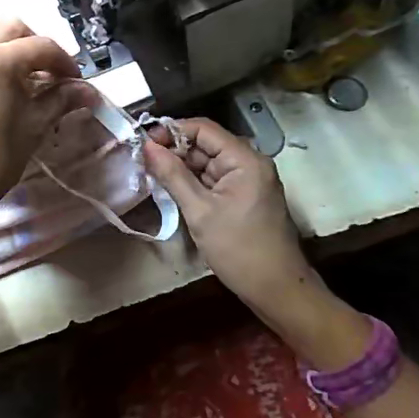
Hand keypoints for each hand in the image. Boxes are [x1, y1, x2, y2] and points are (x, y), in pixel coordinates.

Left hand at [0, 20, 95, 318]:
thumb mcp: (32, 130)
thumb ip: (60, 102)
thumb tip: (87, 92)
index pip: (42, 46)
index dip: (66, 62)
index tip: (76, 84)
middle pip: (10, 29)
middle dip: (35, 47)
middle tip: (48, 78)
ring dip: (7, 56)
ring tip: (18, 92)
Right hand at [142, 119, 369, 367]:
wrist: (275, 288)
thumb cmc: (238, 250)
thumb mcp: (200, 212)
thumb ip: (173, 175)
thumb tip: (147, 146)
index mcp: (245, 160)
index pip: (203, 129)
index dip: (172, 131)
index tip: (143, 143)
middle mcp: (249, 163)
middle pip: (205, 144)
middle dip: (174, 150)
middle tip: (143, 162)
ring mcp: (248, 180)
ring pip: (207, 162)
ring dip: (181, 167)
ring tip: (151, 174)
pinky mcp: (244, 196)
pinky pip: (214, 179)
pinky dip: (193, 182)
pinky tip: (171, 188)